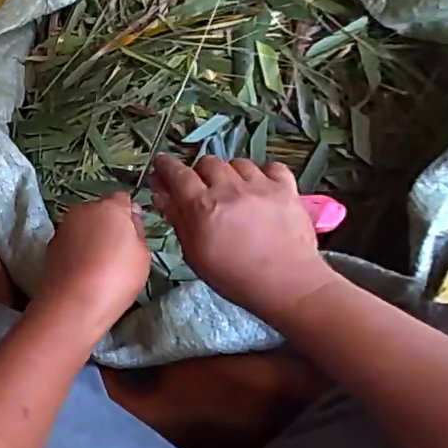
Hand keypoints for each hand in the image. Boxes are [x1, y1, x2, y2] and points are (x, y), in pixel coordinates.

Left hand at [39, 192, 149, 329]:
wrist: (73, 305)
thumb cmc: (117, 277)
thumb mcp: (142, 256)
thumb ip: (137, 232)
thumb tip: (130, 220)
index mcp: (110, 207)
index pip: (122, 198)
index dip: (129, 213)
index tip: (133, 233)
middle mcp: (83, 210)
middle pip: (100, 210)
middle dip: (108, 224)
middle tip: (117, 250)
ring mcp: (63, 227)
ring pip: (83, 226)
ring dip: (91, 237)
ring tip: (99, 264)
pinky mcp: (50, 246)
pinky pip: (71, 242)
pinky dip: (77, 251)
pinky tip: (83, 271)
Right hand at [151, 155, 337, 321]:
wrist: (286, 285)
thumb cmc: (234, 277)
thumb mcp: (195, 254)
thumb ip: (178, 219)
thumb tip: (161, 194)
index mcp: (202, 206)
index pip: (177, 174)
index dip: (166, 166)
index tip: (162, 165)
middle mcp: (229, 188)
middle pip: (208, 162)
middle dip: (201, 174)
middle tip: (205, 191)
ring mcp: (260, 185)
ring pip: (238, 163)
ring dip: (231, 174)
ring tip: (236, 193)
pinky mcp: (286, 188)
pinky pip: (271, 167)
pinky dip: (264, 174)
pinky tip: (262, 188)